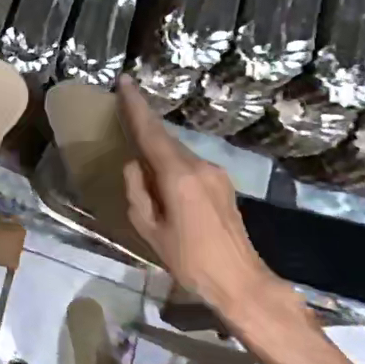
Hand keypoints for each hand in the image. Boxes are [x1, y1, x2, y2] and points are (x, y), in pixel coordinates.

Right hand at [115, 77, 286, 314]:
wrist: (240, 282)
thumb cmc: (189, 261)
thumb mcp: (149, 230)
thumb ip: (137, 192)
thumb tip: (134, 166)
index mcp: (178, 176)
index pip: (151, 133)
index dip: (135, 106)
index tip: (124, 81)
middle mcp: (200, 166)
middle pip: (165, 138)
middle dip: (144, 120)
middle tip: (124, 103)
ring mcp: (216, 174)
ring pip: (178, 151)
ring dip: (157, 144)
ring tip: (137, 141)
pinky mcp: (222, 185)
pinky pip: (189, 163)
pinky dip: (170, 160)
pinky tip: (161, 170)